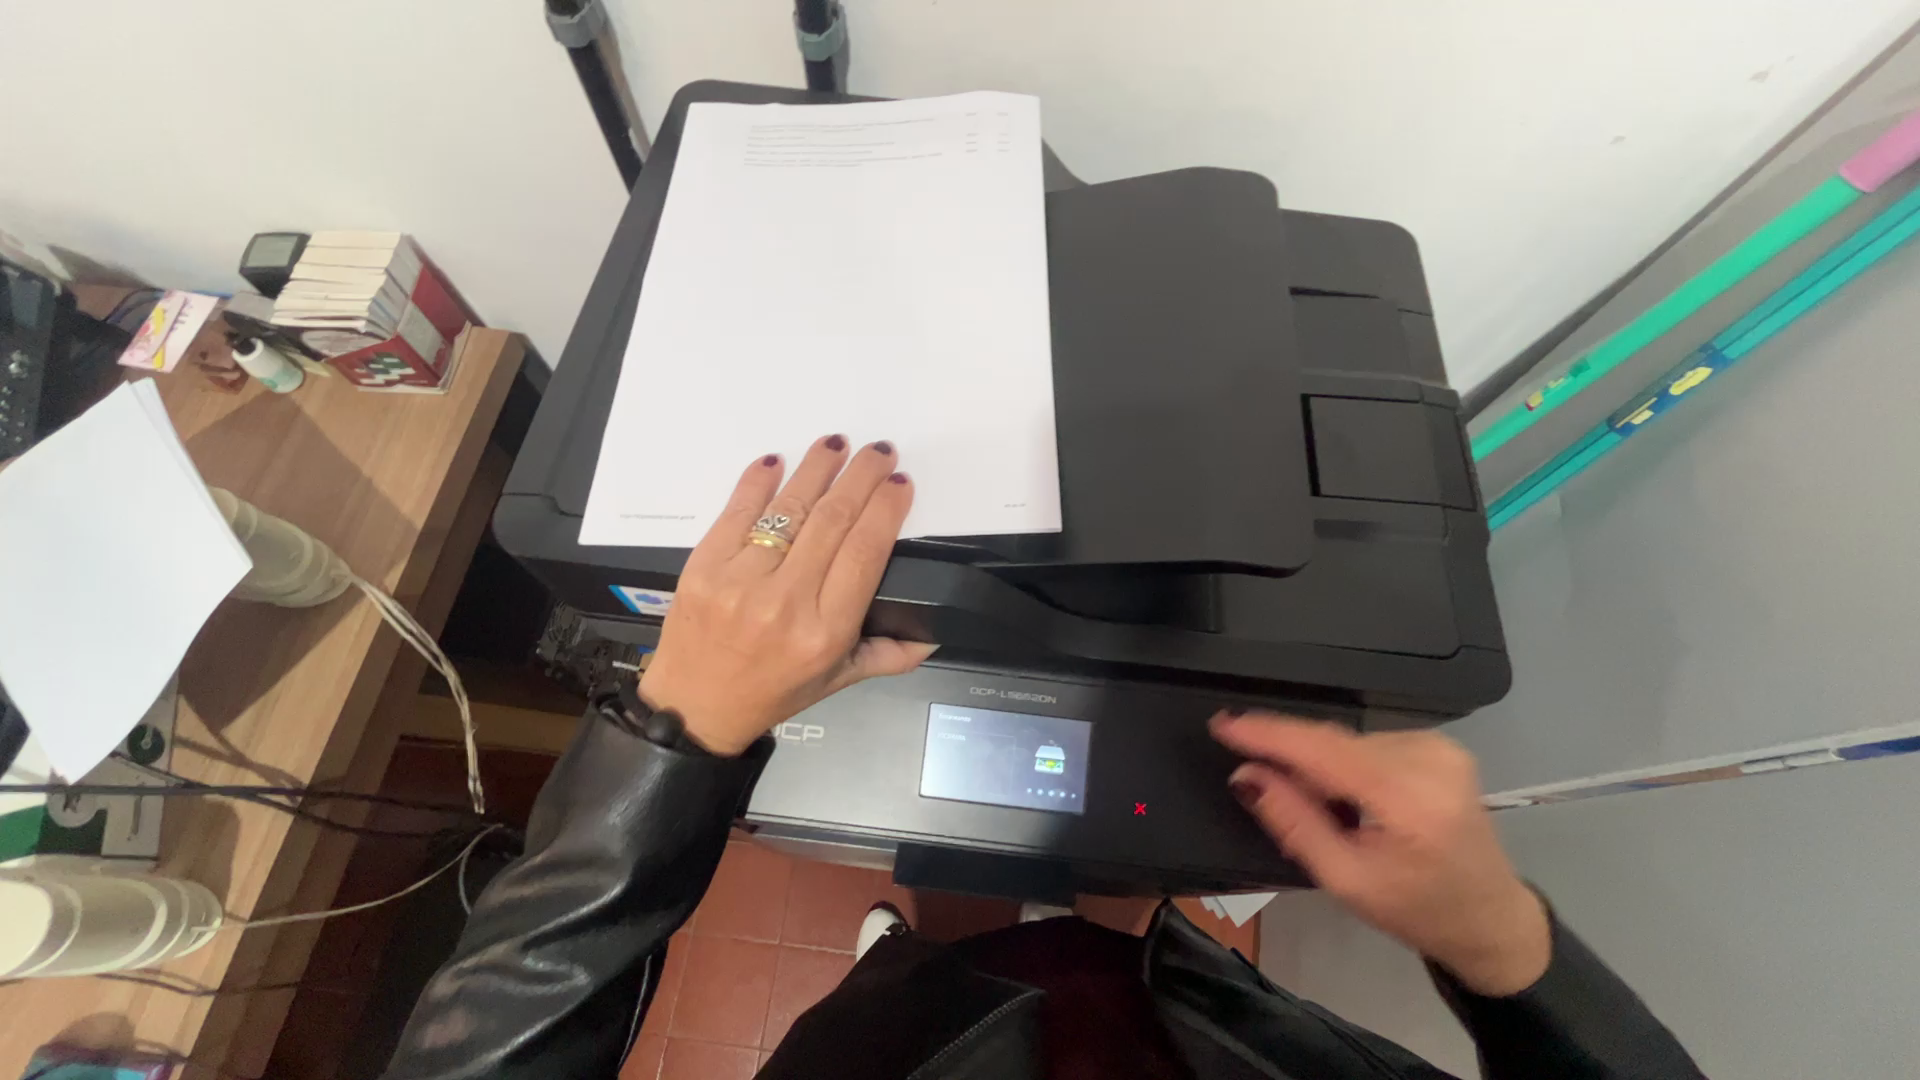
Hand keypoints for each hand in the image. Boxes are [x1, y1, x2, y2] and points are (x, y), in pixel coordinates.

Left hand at [638, 435, 937, 755]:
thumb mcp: (838, 679)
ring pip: (789, 508)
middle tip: (878, 452)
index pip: (864, 553)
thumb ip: (888, 654)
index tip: (899, 483)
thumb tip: (933, 636)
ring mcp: (739, 581)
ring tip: (837, 444)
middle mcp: (785, 602)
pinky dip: (759, 481)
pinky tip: (778, 460)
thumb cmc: (773, 690)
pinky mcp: (703, 565)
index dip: (885, 509)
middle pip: (832, 521)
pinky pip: (737, 511)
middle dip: (860, 477)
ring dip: (817, 468)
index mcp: (825, 631)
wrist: (694, 707)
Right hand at [1212, 712, 1550, 996]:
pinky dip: (1341, 761)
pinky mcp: (1439, 744)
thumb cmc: (1416, 910)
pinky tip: (1344, 792)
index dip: (1268, 734)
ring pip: (1344, 740)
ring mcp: (1439, 747)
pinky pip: (1365, 741)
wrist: (1490, 919)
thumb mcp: (1344, 879)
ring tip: (1314, 802)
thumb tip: (1245, 773)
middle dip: (1289, 756)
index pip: (1323, 750)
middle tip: (1257, 779)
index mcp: (1410, 800)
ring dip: (1316, 762)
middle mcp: (1429, 760)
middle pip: (1332, 742)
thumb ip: (1292, 820)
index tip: (1222, 723)